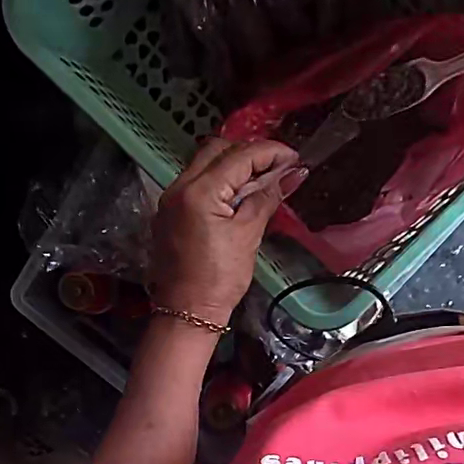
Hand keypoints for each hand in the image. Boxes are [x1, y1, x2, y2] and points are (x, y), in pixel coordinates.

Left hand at [148, 138, 300, 326]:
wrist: (187, 313)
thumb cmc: (220, 279)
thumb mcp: (248, 235)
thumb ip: (267, 198)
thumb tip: (293, 173)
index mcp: (198, 191)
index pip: (239, 156)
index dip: (270, 152)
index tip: (293, 158)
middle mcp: (178, 187)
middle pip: (217, 150)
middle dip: (250, 153)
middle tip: (277, 166)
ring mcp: (170, 200)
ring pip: (204, 165)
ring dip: (233, 166)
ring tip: (262, 180)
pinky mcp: (169, 214)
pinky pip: (195, 184)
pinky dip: (218, 182)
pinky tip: (238, 196)